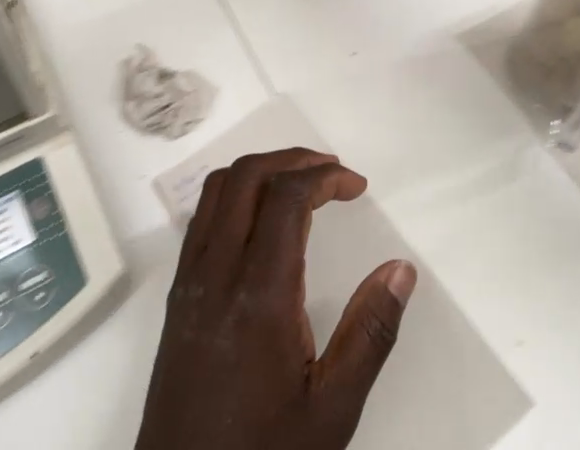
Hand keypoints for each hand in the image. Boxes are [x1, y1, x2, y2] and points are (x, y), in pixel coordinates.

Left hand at [134, 149, 416, 449]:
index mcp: (259, 292)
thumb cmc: (265, 449)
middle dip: (291, 159)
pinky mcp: (178, 292)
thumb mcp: (333, 406)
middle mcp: (217, 270)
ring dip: (260, 171)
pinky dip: (234, 195)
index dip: (323, 176)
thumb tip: (401, 270)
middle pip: (246, 177)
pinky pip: (202, 218)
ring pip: (217, 190)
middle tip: (333, 172)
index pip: (285, 197)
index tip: (357, 185)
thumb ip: (370, 333)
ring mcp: (190, 278)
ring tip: (301, 183)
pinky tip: (261, 219)